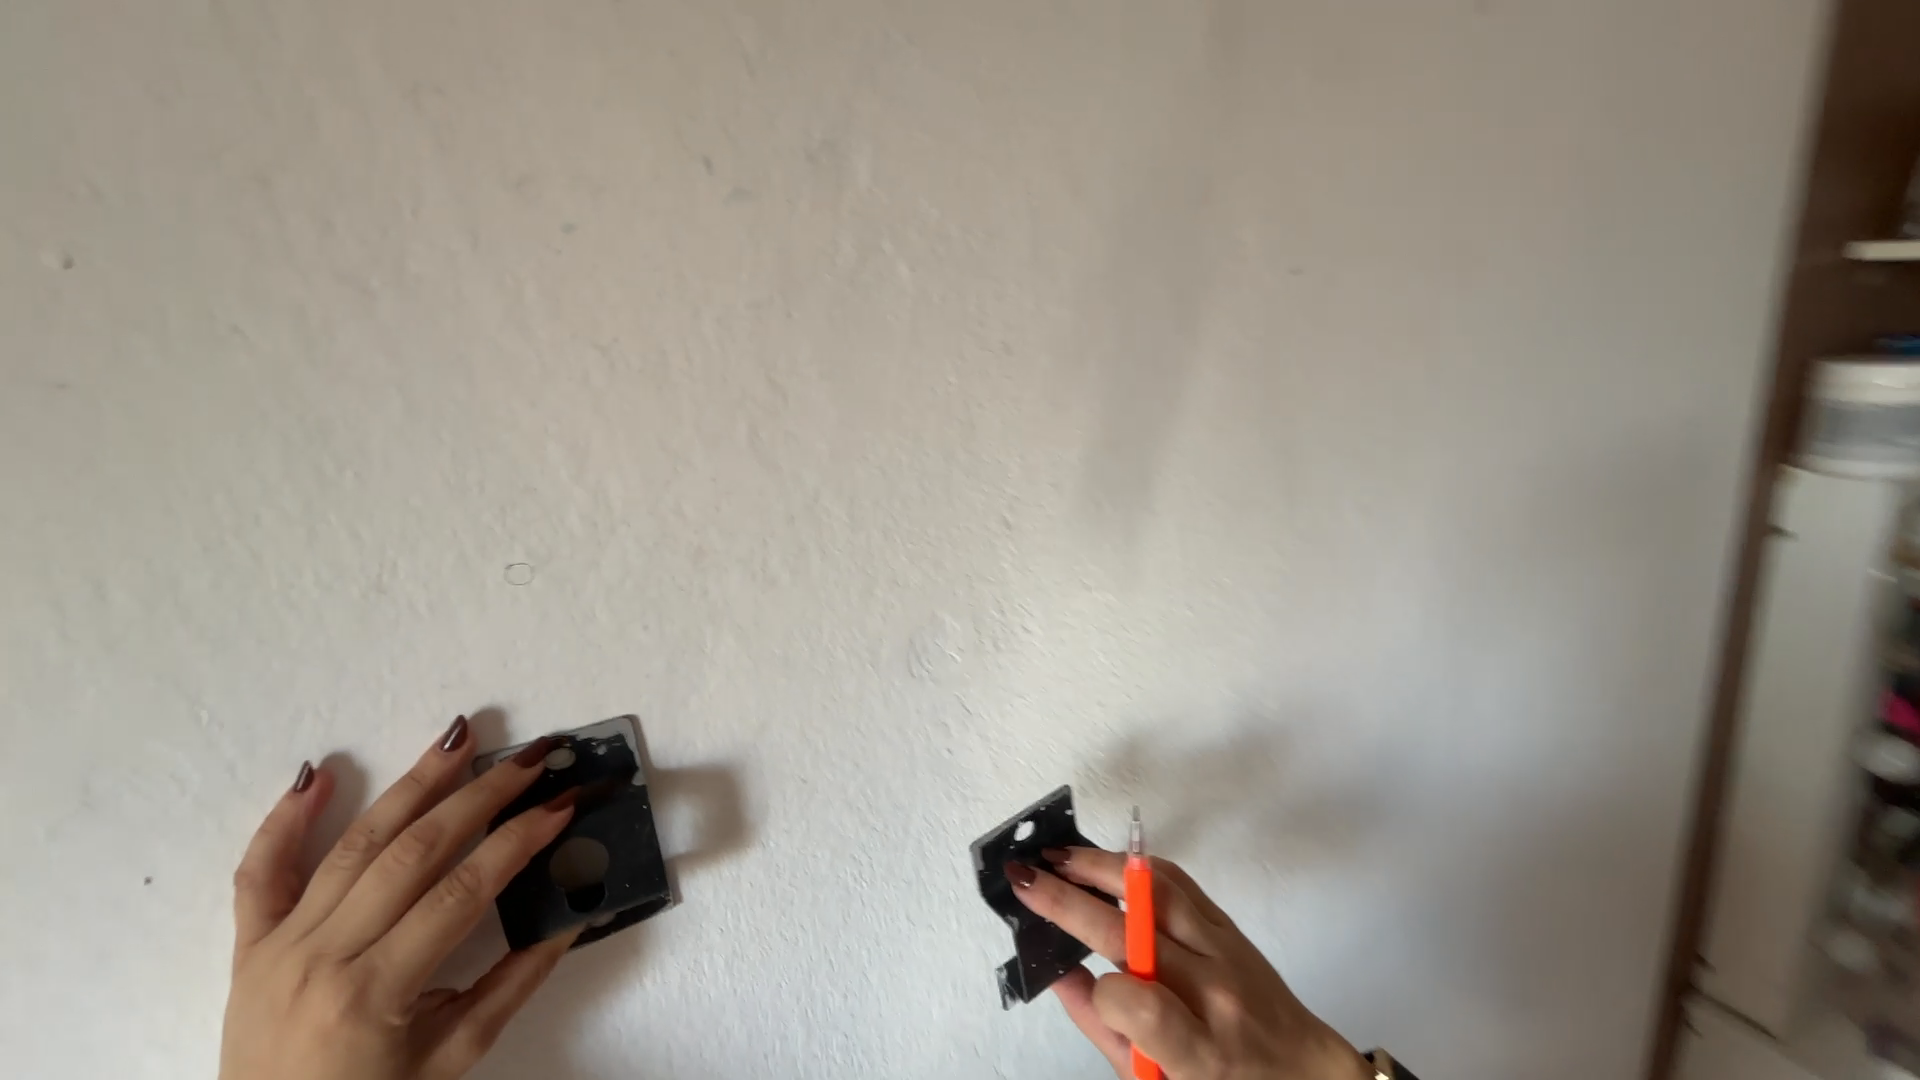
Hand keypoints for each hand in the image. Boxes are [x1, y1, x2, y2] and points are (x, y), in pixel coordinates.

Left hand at [220, 719, 581, 1079]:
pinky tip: (318, 773)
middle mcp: (322, 956)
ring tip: (459, 735)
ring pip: (356, 844)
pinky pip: (260, 874)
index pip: (463, 891)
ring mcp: (279, 945)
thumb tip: (578, 914)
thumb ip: (517, 982)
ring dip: (414, 782)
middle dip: (482, 794)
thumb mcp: (455, 1057)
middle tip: (533, 756)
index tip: (564, 804)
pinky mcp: (250, 945)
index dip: (520, 841)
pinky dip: (284, 820)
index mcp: (376, 991)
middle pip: (414, 851)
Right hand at [1005, 849, 1369, 1079]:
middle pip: (1134, 929)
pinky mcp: (1229, 923)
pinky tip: (1103, 863)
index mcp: (1200, 1052)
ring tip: (1057, 857)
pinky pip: (1176, 879)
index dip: (1099, 988)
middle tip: (1024, 874)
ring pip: (1155, 887)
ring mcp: (1226, 948)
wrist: (1303, 1072)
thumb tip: (1057, 972)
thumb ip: (1104, 1030)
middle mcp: (1215, 991)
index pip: (1139, 1003)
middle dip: (1069, 897)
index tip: (1073, 977)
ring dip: (1099, 864)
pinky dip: (1133, 865)